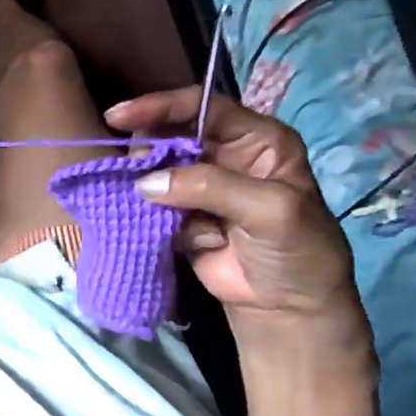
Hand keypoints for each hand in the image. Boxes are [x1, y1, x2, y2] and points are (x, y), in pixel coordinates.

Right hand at [105, 87, 358, 329]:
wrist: (286, 308)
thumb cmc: (297, 251)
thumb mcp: (270, 210)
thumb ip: (211, 187)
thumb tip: (145, 182)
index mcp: (257, 140)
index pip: (204, 108)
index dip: (161, 106)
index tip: (118, 117)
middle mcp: (224, 155)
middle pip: (170, 134)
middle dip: (148, 150)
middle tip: (134, 171)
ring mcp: (197, 186)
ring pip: (153, 170)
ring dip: (146, 187)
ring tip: (152, 208)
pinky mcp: (176, 215)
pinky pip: (147, 203)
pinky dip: (145, 213)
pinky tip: (163, 230)